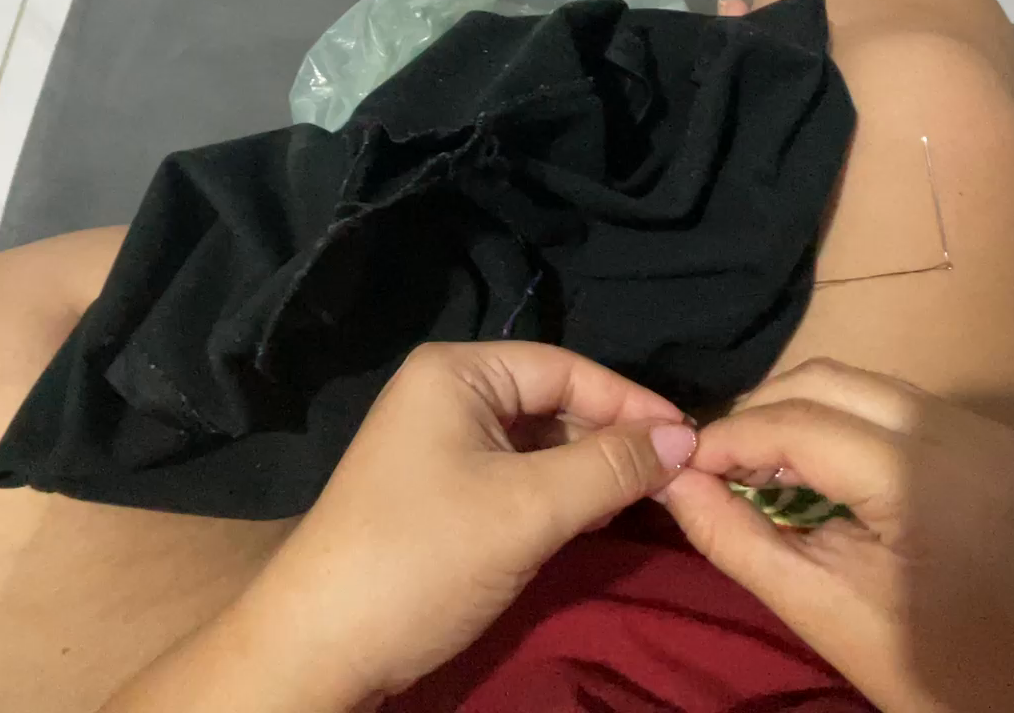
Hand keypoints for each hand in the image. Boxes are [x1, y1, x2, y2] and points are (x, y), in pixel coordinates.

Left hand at [192, 342, 696, 707]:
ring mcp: (443, 438)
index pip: (562, 368)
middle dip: (611, 437)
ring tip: (650, 493)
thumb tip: (686, 438)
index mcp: (457, 371)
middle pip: (551, 400)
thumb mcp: (527, 508)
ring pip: (538, 439)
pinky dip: (560, 488)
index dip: (629, 402)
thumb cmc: (424, 556)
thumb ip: (610, 467)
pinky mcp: (444, 482)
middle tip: (677, 474)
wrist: (322, 645)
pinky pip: (517, 470)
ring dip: (590, 466)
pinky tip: (600, 509)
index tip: (691, 438)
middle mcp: (448, 391)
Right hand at [658, 358, 1013, 712]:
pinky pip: (879, 396)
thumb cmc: (931, 669)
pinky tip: (811, 457)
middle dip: (755, 414)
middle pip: (819, 380)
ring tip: (756, 459)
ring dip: (789, 408)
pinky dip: (830, 414)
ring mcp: (973, 423)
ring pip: (848, 379)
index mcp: (919, 481)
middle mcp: (952, 430)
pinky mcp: (979, 429)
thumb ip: (732, 537)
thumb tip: (669, 480)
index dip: (727, 438)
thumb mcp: (817, 610)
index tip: (681, 465)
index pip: (795, 425)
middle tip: (717, 462)